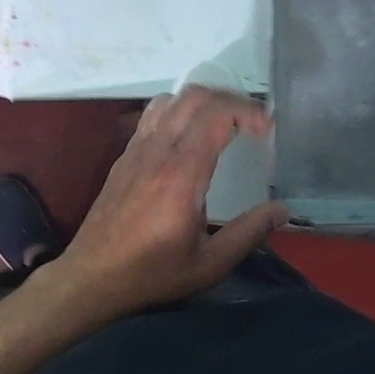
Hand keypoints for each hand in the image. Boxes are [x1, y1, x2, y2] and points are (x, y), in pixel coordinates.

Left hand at [40, 87, 288, 317]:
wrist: (92, 276)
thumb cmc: (152, 273)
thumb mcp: (209, 264)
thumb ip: (248, 233)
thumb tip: (281, 210)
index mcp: (181, 174)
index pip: (216, 116)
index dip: (248, 112)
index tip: (268, 129)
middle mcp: (157, 151)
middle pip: (195, 97)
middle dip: (231, 99)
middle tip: (254, 121)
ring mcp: (136, 149)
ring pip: (171, 100)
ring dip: (203, 100)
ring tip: (225, 121)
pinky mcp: (124, 156)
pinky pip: (152, 116)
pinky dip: (178, 110)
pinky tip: (190, 133)